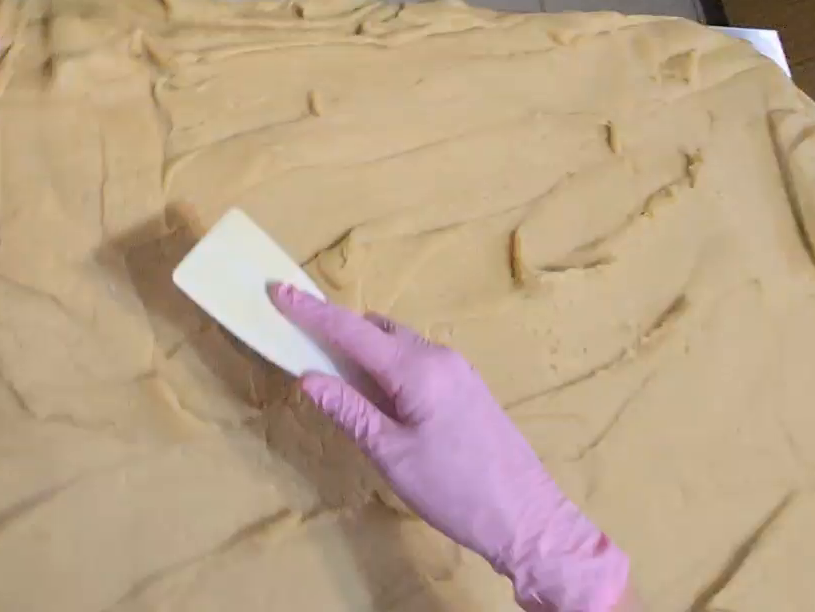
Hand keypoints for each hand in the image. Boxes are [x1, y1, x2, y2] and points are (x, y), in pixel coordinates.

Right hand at [271, 284, 630, 611]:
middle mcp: (437, 356)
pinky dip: (388, 362)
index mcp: (416, 370)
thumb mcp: (392, 455)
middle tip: (306, 347)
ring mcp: (457, 368)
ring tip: (344, 380)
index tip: (279, 289)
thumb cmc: (457, 492)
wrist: (535, 525)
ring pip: (396, 341)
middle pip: (375, 328)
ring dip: (365, 349)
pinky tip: (383, 397)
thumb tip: (308, 377)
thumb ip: (348, 410)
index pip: (350, 329)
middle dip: (338, 331)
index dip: (310, 311)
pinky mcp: (467, 384)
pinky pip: (415, 357)